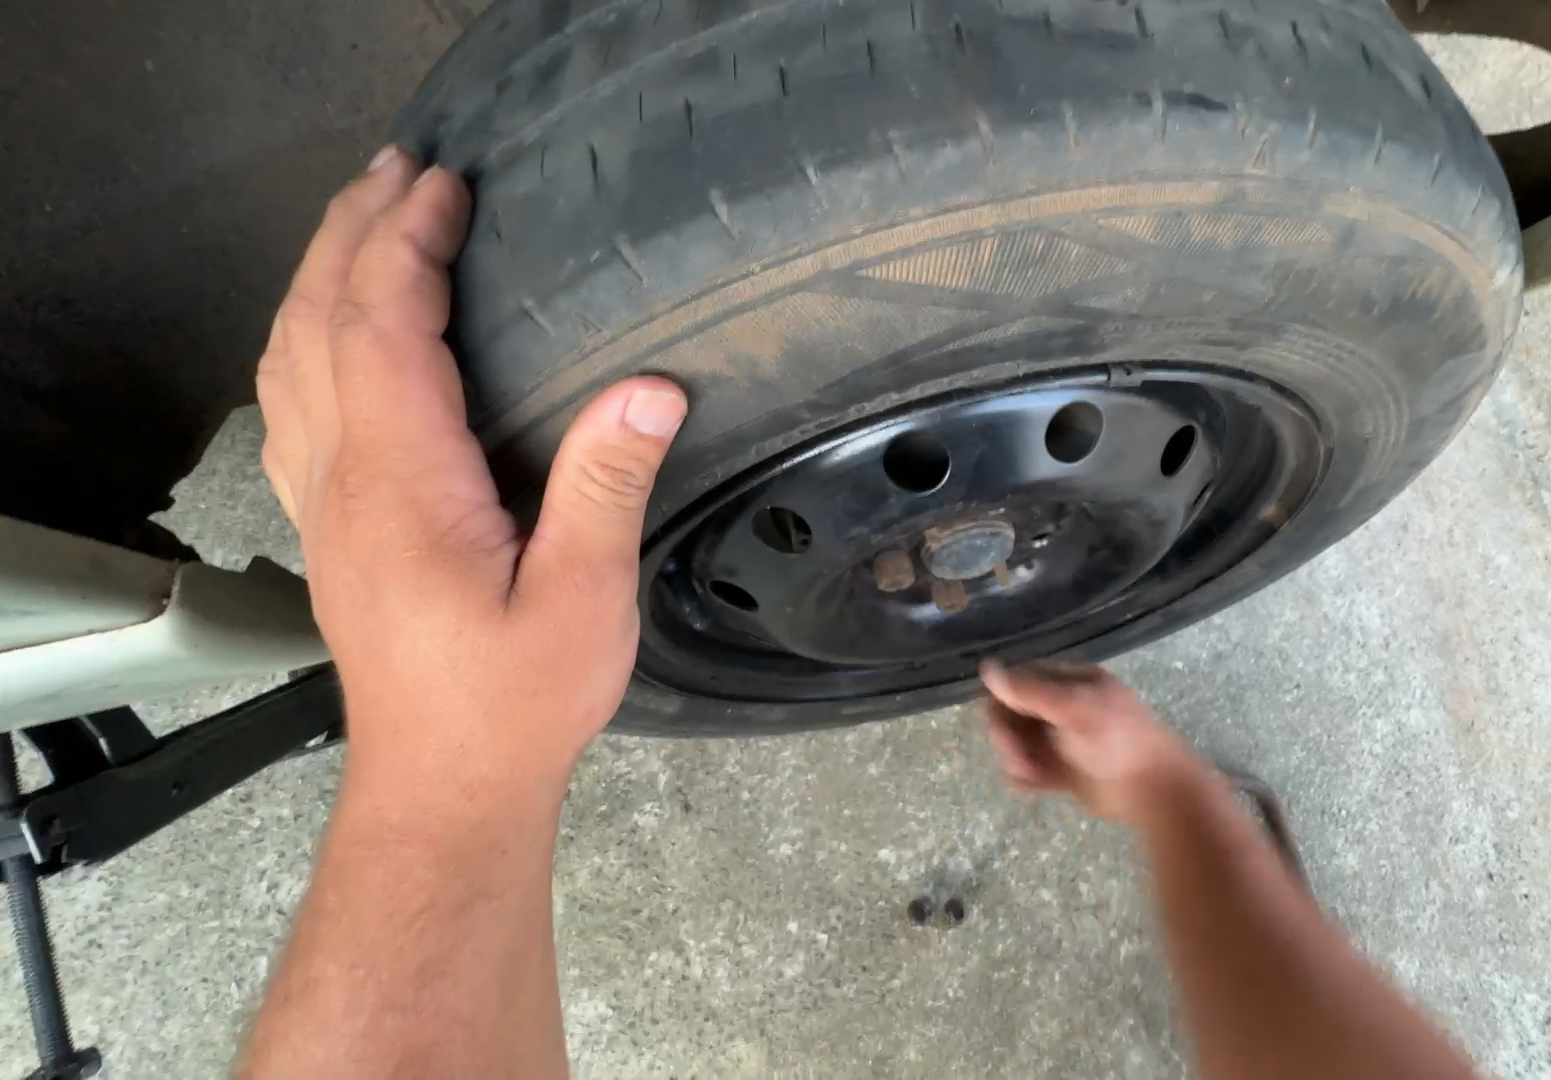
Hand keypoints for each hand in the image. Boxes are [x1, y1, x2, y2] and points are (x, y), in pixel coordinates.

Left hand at [255, 147, 686, 800]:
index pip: (384, 329)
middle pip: (318, 326)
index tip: (445, 185)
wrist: (448, 782)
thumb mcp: (586, 591)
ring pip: (293, 363)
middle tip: (397, 172)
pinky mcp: (339, 532)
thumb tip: (652, 389)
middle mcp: (345, 480)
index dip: (407, 246)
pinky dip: (313, 344)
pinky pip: (299, 408)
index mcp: (405, 482)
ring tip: (364, 227)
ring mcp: (328, 507)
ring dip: (323, 280)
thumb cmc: (520, 694)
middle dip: (352, 235)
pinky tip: (337, 342)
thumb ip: (607, 483)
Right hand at [979, 661, 1209, 824]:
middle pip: (1010, 713)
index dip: (1002, 702)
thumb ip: (1030, 691)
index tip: (1003, 725)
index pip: (1016, 681)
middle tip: (1019, 758)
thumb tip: (986, 668)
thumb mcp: (1075, 709)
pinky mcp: (1059, 769)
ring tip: (1033, 775)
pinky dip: (1024, 776)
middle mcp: (1060, 705)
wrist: (1155, 792)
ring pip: (1015, 742)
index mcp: (1068, 681)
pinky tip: (1036, 786)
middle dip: (1007, 736)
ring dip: (1015, 758)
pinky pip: (1025, 767)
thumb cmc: (1119, 741)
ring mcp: (1059, 738)